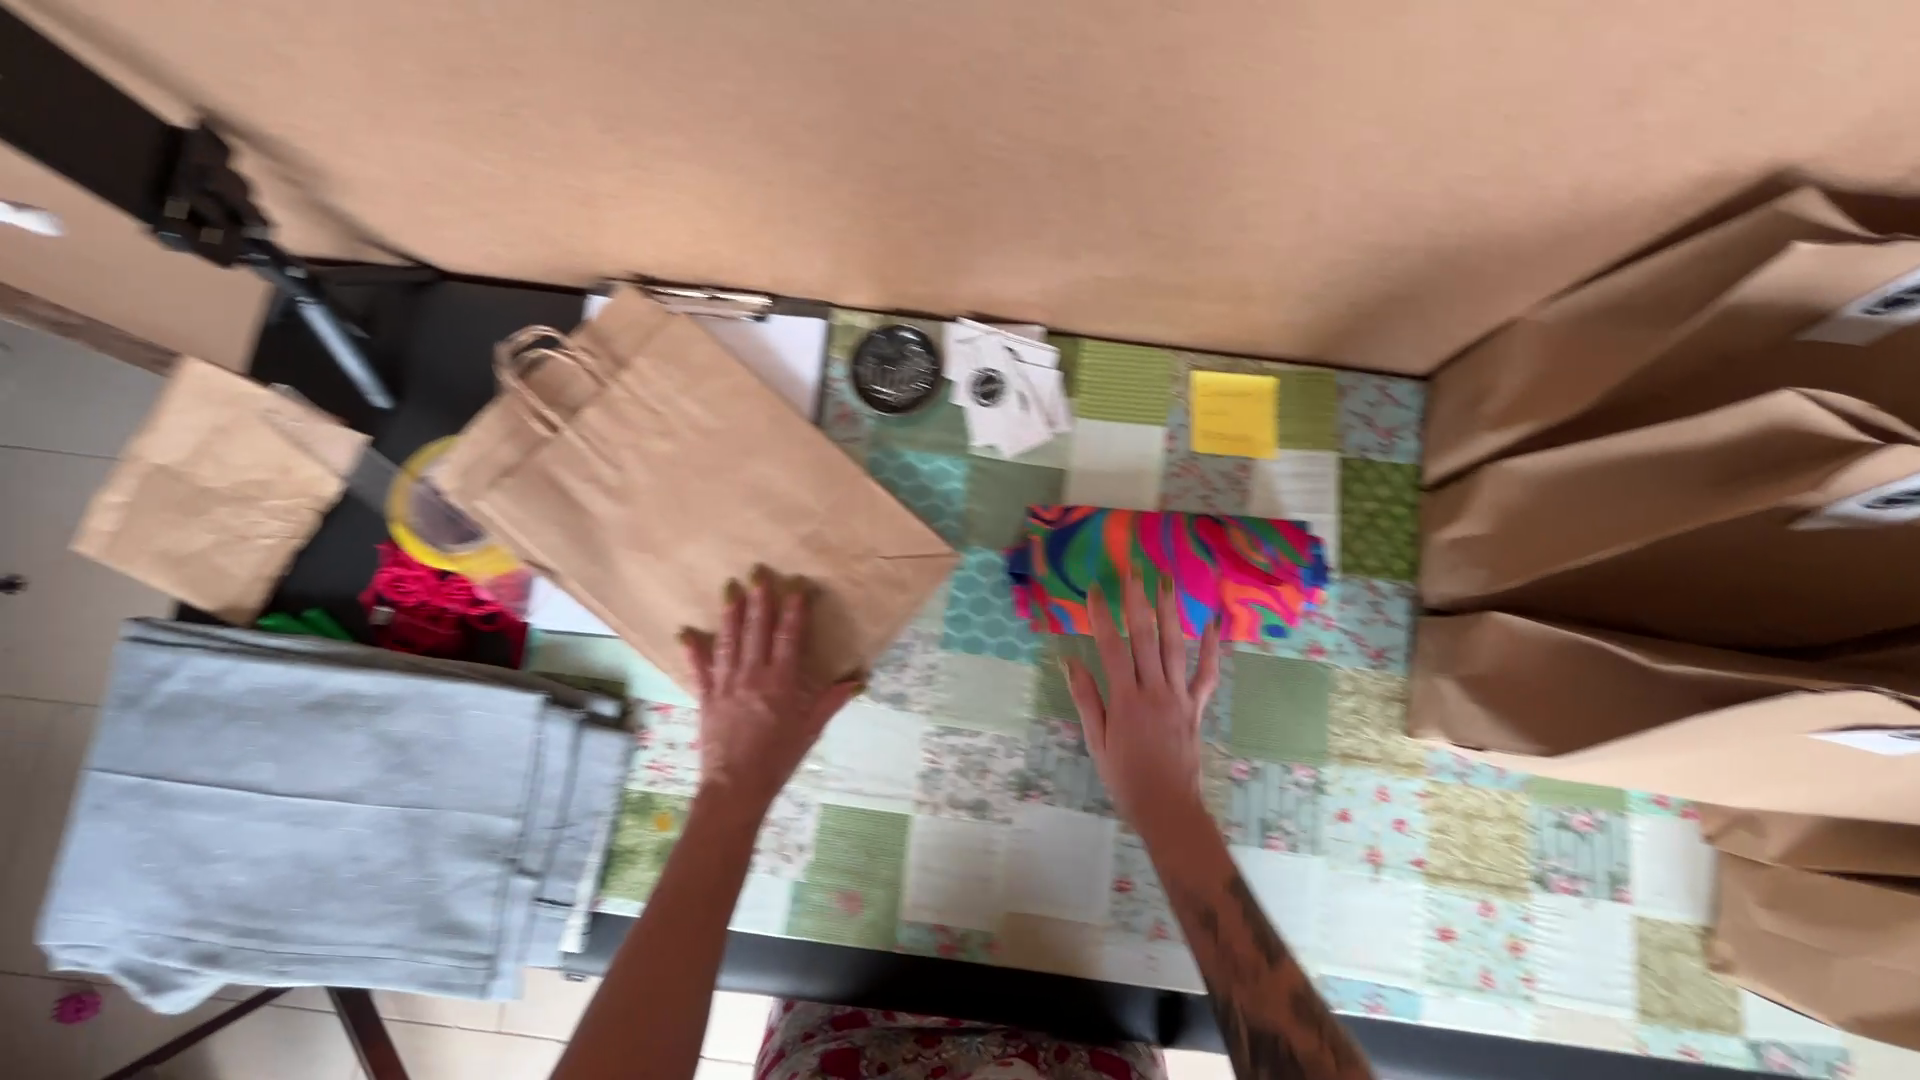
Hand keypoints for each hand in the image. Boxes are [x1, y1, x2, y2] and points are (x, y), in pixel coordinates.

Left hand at [679, 568, 861, 812]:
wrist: (736, 787)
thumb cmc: (778, 760)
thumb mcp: (810, 730)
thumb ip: (830, 701)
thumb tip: (857, 679)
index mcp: (781, 683)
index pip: (789, 637)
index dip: (793, 610)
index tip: (796, 586)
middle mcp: (753, 676)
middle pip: (757, 630)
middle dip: (760, 600)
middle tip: (759, 572)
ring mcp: (726, 684)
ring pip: (729, 641)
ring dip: (731, 614)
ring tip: (731, 589)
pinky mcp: (706, 697)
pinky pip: (700, 669)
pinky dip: (693, 650)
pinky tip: (686, 632)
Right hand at [1063, 575, 1221, 843]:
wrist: (1169, 808)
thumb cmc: (1125, 779)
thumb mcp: (1097, 743)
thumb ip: (1087, 700)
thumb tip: (1071, 662)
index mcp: (1126, 700)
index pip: (1111, 648)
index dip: (1101, 617)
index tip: (1093, 590)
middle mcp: (1155, 691)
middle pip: (1146, 638)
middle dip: (1138, 602)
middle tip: (1134, 572)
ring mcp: (1180, 698)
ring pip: (1176, 647)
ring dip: (1171, 612)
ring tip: (1167, 583)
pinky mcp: (1197, 708)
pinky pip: (1206, 674)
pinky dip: (1211, 648)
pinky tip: (1213, 623)